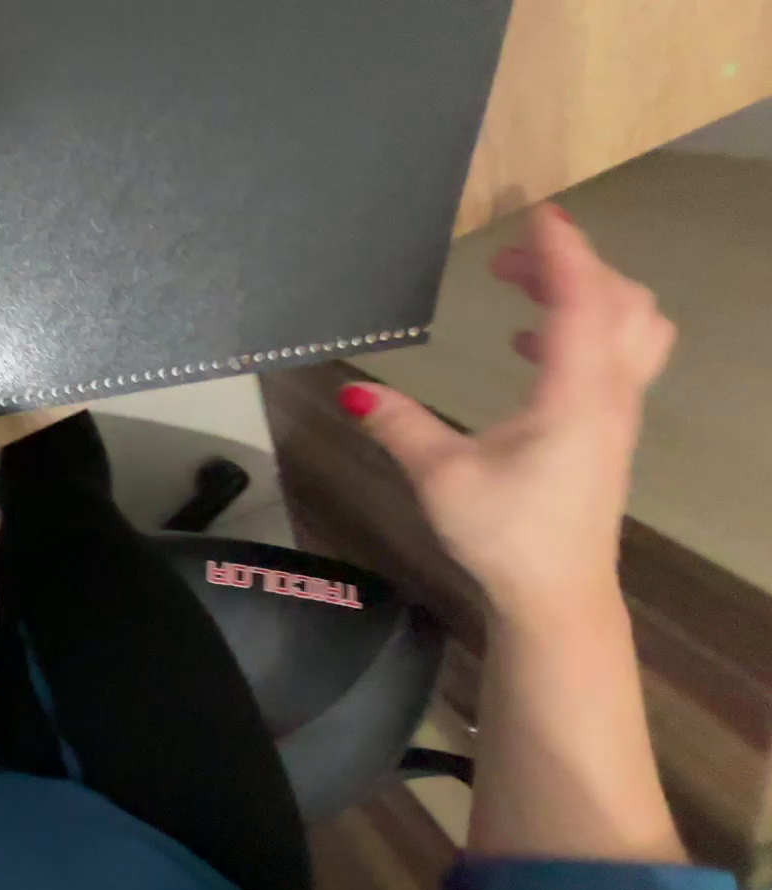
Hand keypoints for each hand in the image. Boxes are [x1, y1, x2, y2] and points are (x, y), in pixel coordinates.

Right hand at [343, 204, 674, 613]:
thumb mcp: (438, 475)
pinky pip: (614, 356)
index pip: (579, 302)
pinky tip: (528, 344)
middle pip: (619, 303)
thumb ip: (399, 426)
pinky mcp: (605, 429)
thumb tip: (353, 391)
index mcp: (573, 396)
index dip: (561, 251)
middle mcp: (608, 394)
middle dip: (571, 265)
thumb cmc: (500, 530)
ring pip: (630, 327)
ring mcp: (614, 411)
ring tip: (525, 288)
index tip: (537, 210)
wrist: (553, 587)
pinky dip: (582, 329)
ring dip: (587, 294)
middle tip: (511, 255)